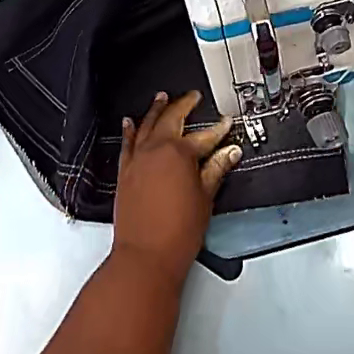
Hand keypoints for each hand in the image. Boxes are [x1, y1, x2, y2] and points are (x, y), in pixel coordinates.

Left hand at [111, 91, 242, 280]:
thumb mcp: (205, 198)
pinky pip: (127, 142)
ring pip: (147, 124)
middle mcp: (156, 150)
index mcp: (180, 153)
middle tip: (192, 96)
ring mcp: (138, 160)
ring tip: (162, 97)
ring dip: (156, 109)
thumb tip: (228, 153)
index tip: (226, 124)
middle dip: (184, 104)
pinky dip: (129, 130)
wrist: (145, 256)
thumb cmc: (176, 233)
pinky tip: (130, 123)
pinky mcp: (125, 172)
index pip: (204, 136)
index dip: (218, 130)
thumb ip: (216, 170)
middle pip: (172, 118)